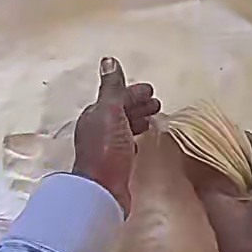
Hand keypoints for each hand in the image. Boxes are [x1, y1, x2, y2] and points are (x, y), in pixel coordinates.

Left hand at [71, 58, 160, 214]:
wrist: (102, 190)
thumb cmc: (106, 148)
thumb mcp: (110, 112)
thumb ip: (112, 89)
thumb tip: (109, 61)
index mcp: (95, 115)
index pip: (116, 97)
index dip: (133, 93)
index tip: (151, 91)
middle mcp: (97, 129)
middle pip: (120, 111)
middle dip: (137, 105)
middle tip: (157, 104)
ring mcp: (105, 147)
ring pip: (123, 127)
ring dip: (138, 119)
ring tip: (155, 119)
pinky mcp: (113, 163)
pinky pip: (125, 143)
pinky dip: (134, 137)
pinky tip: (141, 141)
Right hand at [186, 134, 251, 251]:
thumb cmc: (244, 246)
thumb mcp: (220, 210)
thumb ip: (205, 179)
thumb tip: (188, 156)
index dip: (236, 138)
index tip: (215, 140)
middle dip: (240, 154)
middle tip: (216, 156)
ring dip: (248, 170)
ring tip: (224, 174)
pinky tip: (239, 192)